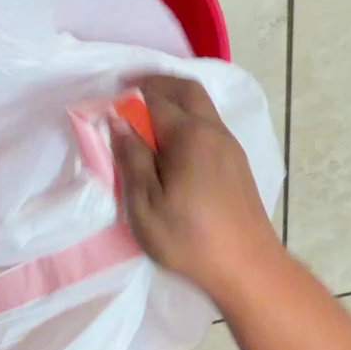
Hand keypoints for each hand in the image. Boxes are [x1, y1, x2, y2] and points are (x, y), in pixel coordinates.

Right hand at [112, 76, 284, 301]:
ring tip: (144, 116)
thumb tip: (119, 122)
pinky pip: (207, 126)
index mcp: (189, 137)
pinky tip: (169, 143)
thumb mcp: (145, 204)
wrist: (244, 266)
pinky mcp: (235, 163)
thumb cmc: (187, 238)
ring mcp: (229, 146)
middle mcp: (214, 131)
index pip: (154, 100)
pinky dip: (184, 120)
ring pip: (201, 107)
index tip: (106, 99)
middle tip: (128, 90)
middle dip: (156, 84)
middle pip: (187, 90)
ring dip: (172, 101)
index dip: (128, 96)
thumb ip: (132, 159)